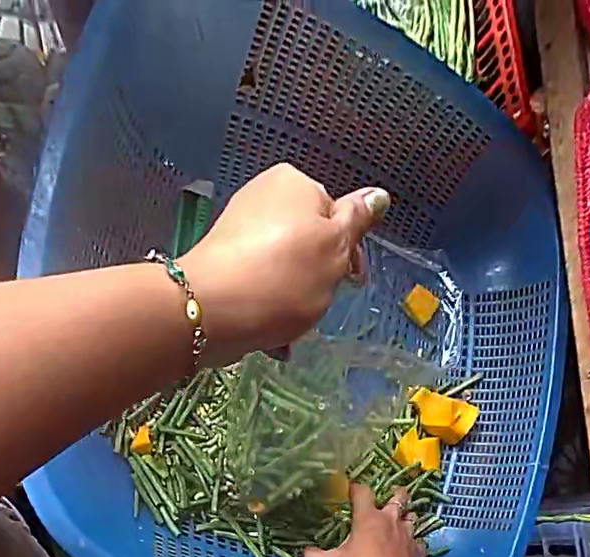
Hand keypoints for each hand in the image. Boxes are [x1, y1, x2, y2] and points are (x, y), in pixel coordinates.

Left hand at [181, 164, 388, 360]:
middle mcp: (261, 201)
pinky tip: (270, 340)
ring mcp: (236, 238)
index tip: (352, 282)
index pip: (334, 215)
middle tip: (316, 305)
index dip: (347, 251)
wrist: (212, 312)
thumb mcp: (334, 249)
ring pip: (280, 273)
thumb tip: (377, 196)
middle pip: (306, 246)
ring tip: (289, 329)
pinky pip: (255, 291)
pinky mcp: (219, 271)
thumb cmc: (283, 278)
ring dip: (291, 304)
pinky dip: (266, 314)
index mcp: (293, 184)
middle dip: (315, 280)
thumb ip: (357, 223)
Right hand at [304, 483, 427, 556]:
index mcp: (368, 517)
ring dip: (405, 518)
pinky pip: (417, 541)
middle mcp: (391, 520)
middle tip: (386, 501)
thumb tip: (304, 553)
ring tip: (396, 524)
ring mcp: (409, 535)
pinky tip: (405, 549)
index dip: (356, 488)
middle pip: (399, 497)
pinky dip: (412, 542)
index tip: (350, 490)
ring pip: (412, 517)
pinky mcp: (419, 552)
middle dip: (394, 495)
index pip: (363, 491)